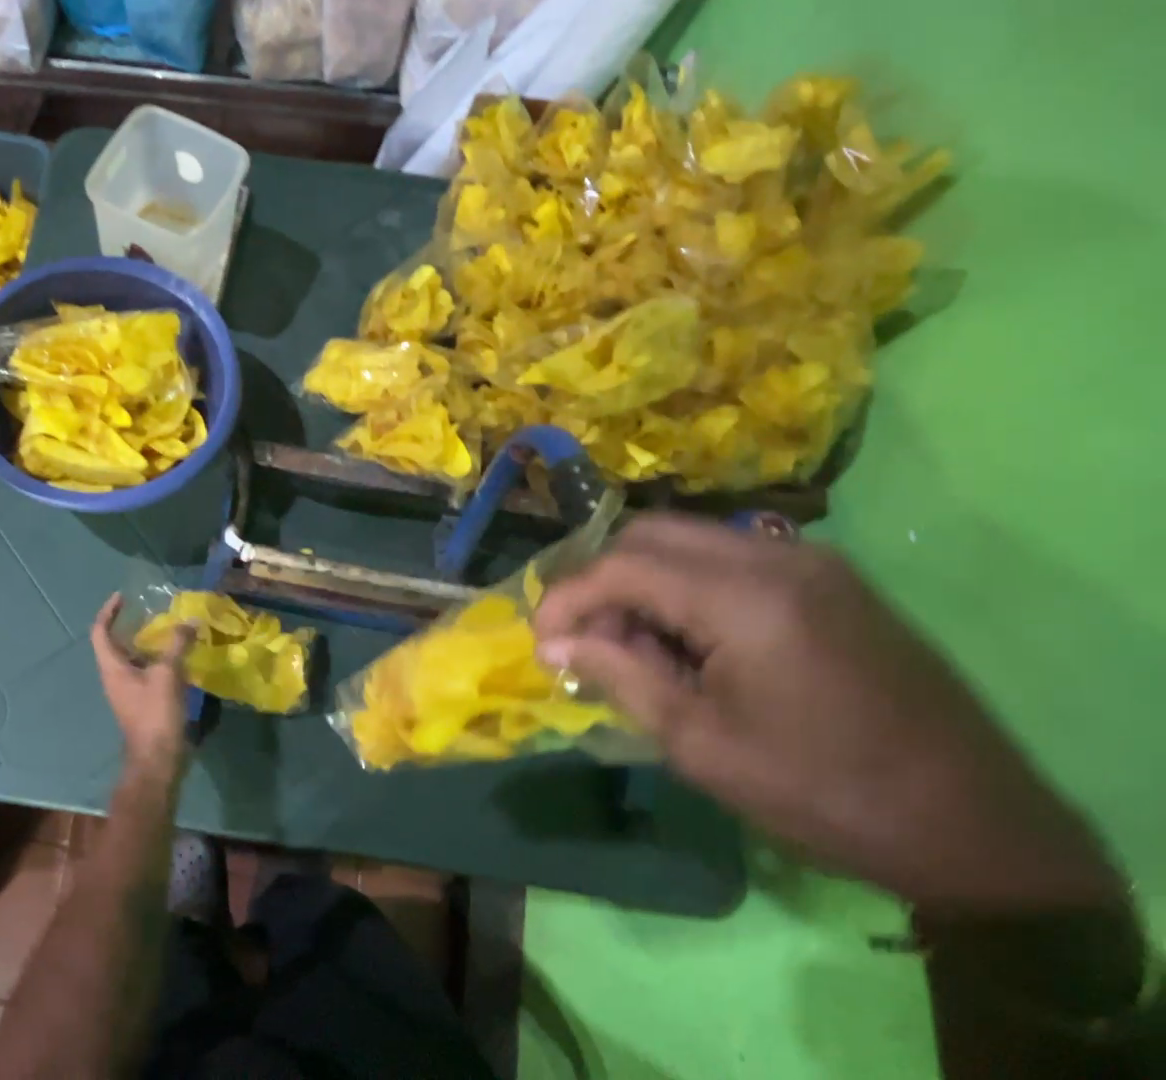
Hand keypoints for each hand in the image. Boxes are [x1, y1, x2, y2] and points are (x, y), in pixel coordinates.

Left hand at [91, 594, 194, 770]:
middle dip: (133, 626)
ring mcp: (129, 692)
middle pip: (117, 644)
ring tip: (172, 631)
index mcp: (112, 667)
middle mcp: (115, 677)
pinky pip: (148, 673)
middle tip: (153, 611)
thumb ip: (177, 644)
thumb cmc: (155, 714)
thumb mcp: (167, 674)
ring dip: (150, 644)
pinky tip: (181, 658)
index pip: (100, 631)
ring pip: (135, 659)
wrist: (158, 759)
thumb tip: (190, 621)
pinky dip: (160, 662)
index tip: (123, 596)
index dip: (109, 611)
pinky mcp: (144, 703)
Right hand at [534, 514, 1122, 912]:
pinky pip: (731, 557)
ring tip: (632, 646)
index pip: (621, 564)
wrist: (969, 822)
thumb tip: (556, 644)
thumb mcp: (698, 743)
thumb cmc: (819, 791)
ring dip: (643, 580)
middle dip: (600, 579)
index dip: (566, 598)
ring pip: (690, 538)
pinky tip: (686, 640)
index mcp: (743, 597)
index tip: (541, 645)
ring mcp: (811, 562)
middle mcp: (776, 556)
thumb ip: (619, 675)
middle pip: (651, 532)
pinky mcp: (831, 581)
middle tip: (582, 641)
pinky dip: (686, 585)